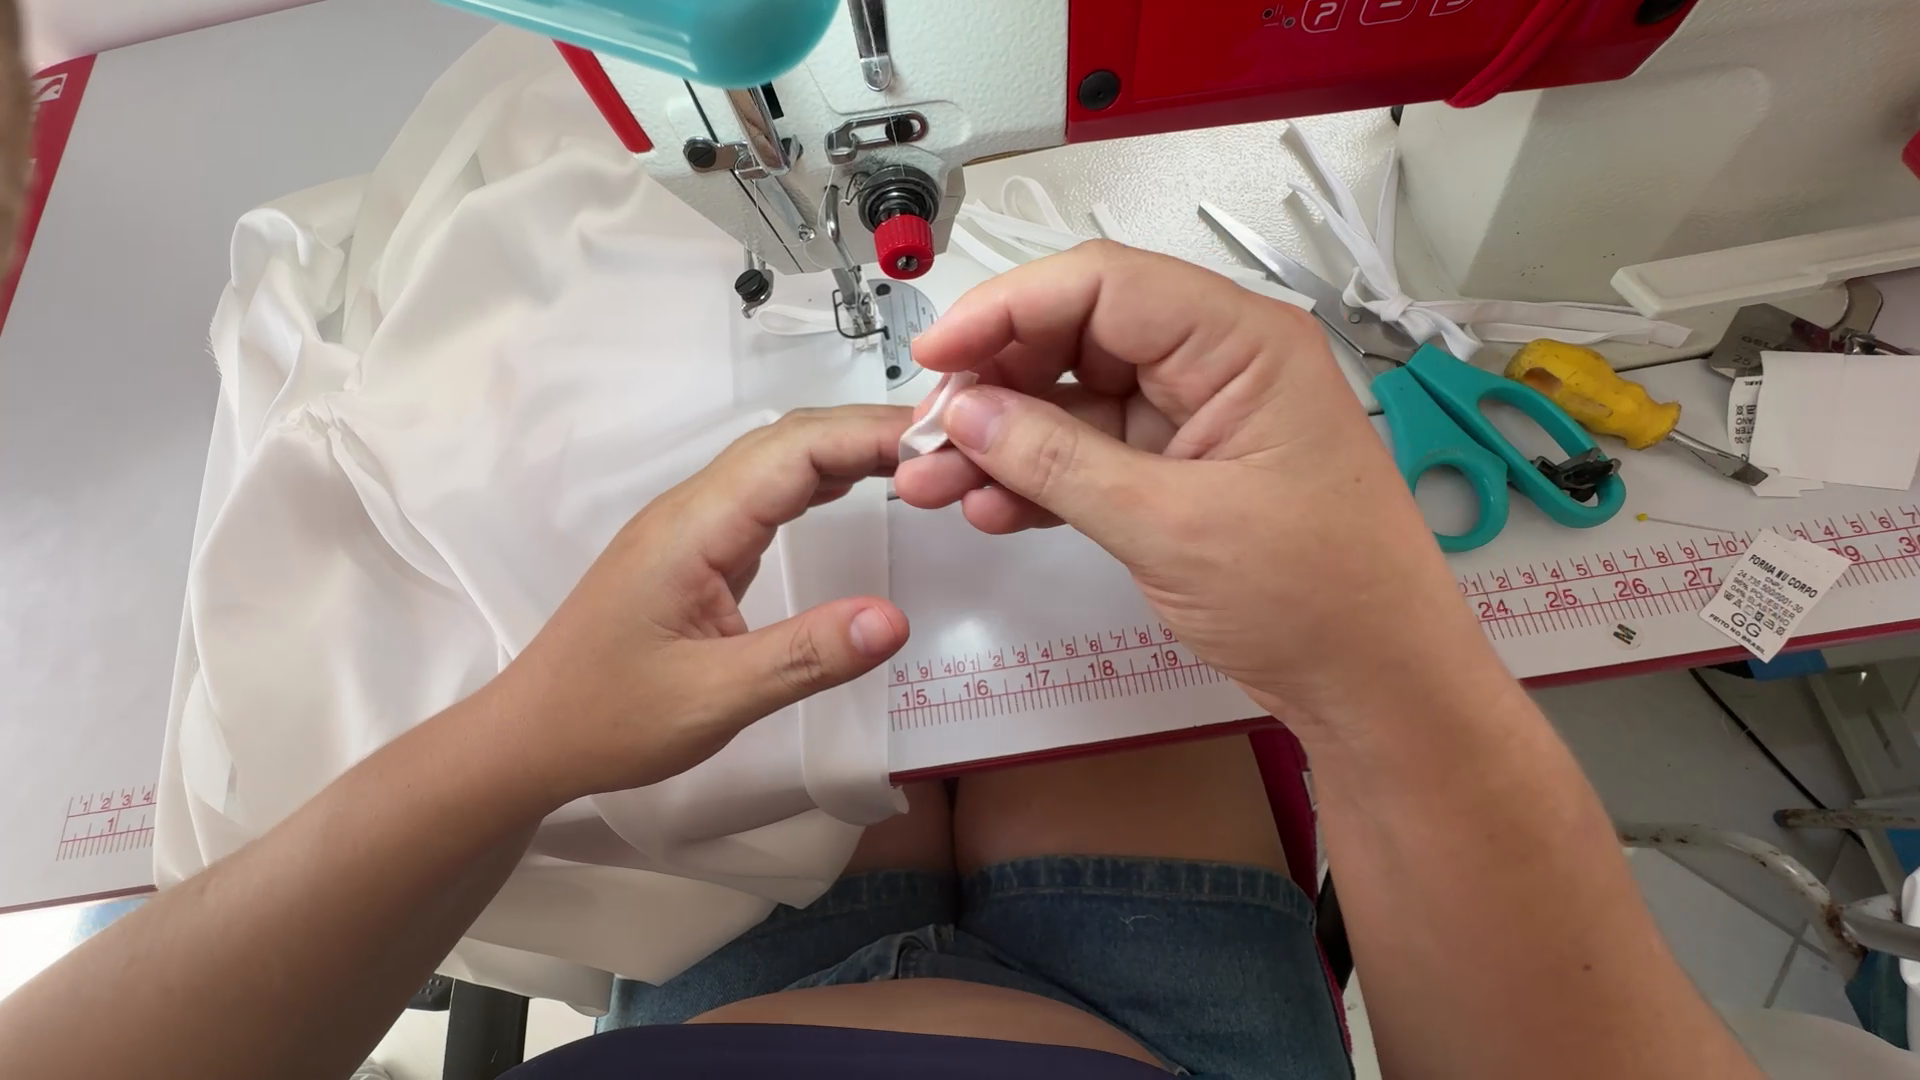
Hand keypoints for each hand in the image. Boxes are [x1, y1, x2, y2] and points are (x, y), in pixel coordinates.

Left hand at [494, 407, 912, 805]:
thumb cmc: (609, 718)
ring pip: (780, 460)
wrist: (530, 737)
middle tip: (948, 446)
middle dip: (869, 431)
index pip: (795, 452)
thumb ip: (806, 656)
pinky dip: (822, 478)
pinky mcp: (702, 547)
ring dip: (847, 449)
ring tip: (917, 457)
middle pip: (790, 440)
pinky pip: (770, 492)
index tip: (941, 443)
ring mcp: (696, 524)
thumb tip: (898, 619)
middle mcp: (696, 507)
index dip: (870, 436)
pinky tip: (855, 486)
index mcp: (696, 527)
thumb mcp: (713, 698)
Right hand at [893, 242, 1500, 729]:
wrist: (1371, 687)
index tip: (934, 354)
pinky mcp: (1171, 477)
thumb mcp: (1170, 525)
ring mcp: (1188, 424)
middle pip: (1076, 342)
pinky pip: (1087, 462)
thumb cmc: (1307, 598)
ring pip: (1071, 408)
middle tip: (928, 438)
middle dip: (993, 387)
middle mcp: (1210, 366)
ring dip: (1000, 445)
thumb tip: (963, 412)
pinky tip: (989, 510)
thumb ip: (1058, 461)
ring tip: (933, 486)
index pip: (1102, 285)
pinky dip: (1036, 483)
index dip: (1005, 309)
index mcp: (1238, 343)